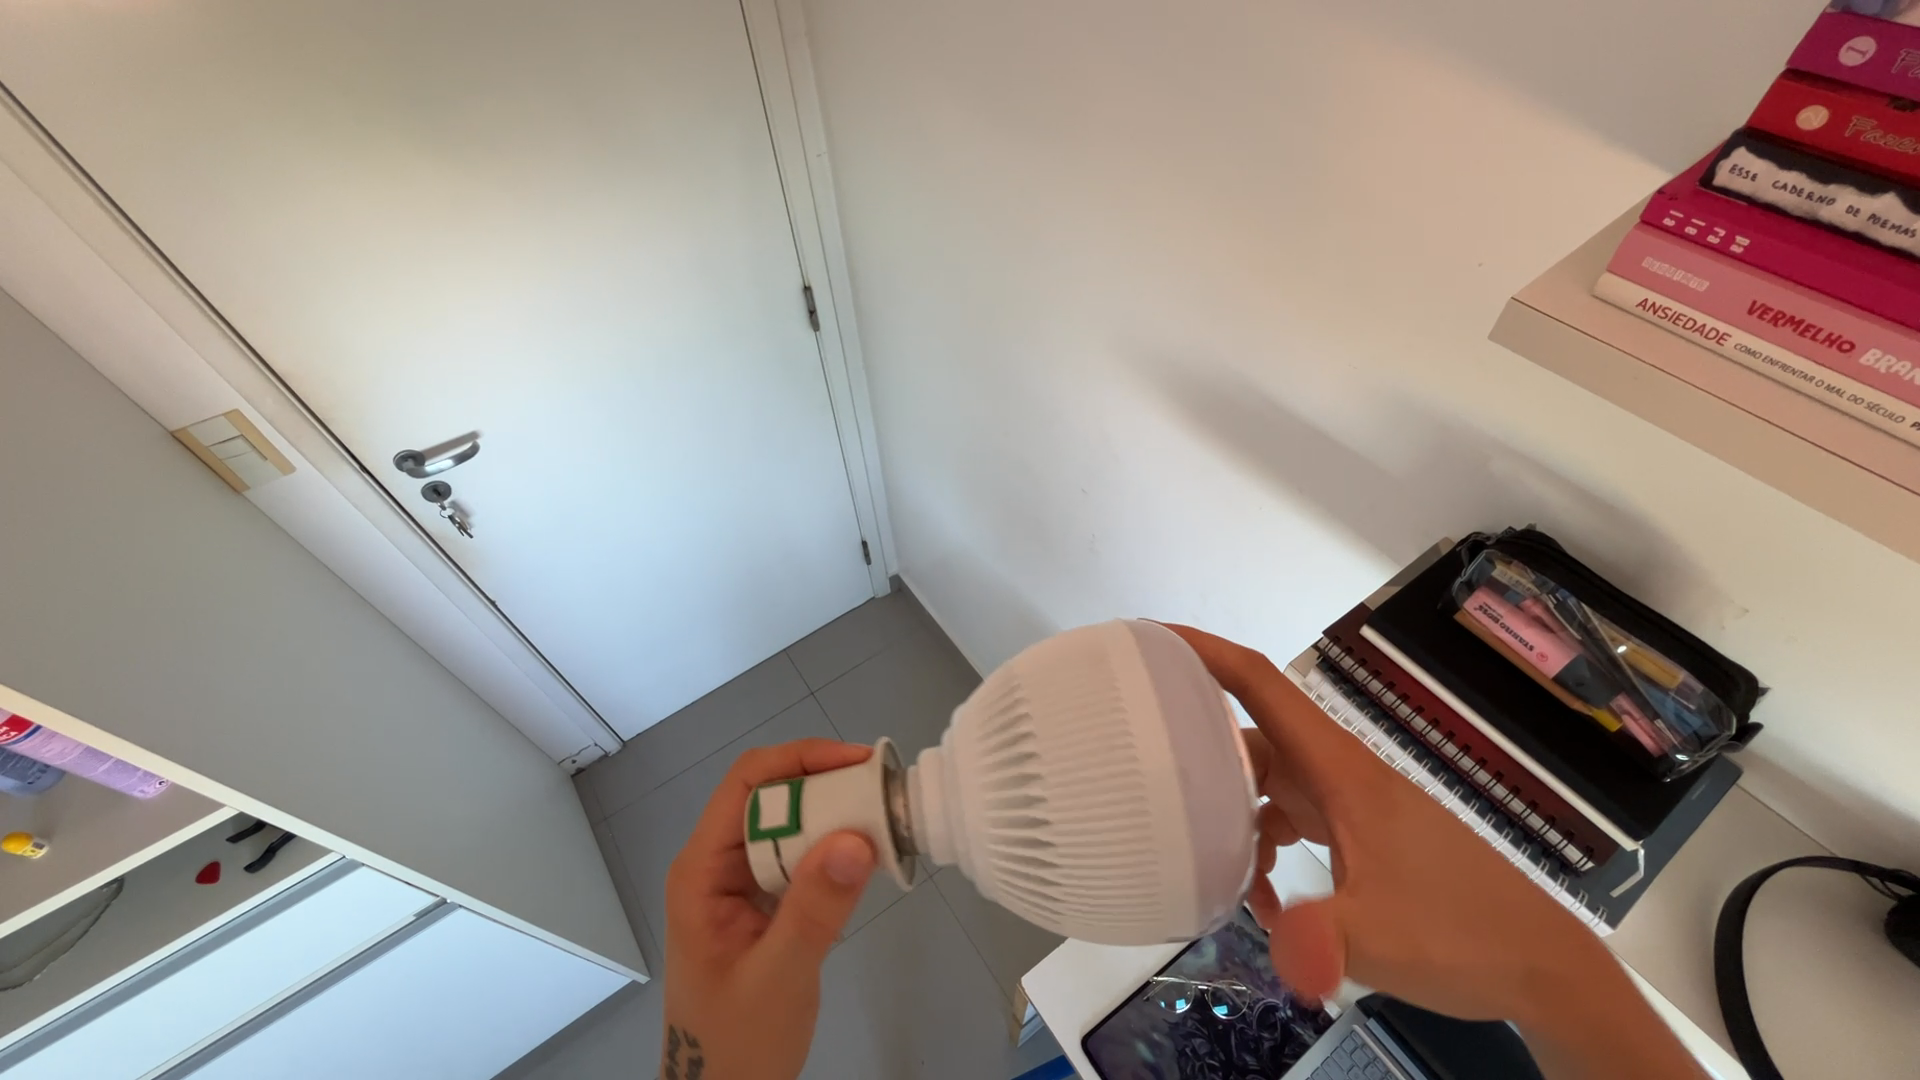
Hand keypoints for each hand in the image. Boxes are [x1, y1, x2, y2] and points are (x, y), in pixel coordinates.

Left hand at [660, 739, 878, 1079]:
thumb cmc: (736, 1044)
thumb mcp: (777, 978)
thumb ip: (814, 910)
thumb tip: (856, 837)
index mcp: (702, 870)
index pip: (747, 784)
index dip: (800, 759)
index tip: (858, 764)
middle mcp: (717, 864)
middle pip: (770, 796)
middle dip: (826, 785)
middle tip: (882, 792)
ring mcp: (739, 883)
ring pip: (788, 824)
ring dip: (833, 816)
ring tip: (883, 818)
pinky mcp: (763, 903)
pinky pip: (798, 857)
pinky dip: (832, 849)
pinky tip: (866, 858)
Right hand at [1161, 625, 1703, 1079]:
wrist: (1544, 967)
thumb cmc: (1464, 934)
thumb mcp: (1383, 939)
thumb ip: (1323, 941)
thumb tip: (1279, 955)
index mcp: (1336, 768)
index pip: (1259, 684)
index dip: (1203, 651)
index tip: (1150, 640)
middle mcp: (1334, 772)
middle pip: (1250, 735)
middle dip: (1199, 749)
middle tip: (1146, 770)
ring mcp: (1346, 801)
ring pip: (1265, 782)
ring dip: (1233, 815)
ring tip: (1214, 864)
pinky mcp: (1356, 831)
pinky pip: (1288, 819)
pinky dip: (1265, 848)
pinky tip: (1270, 901)